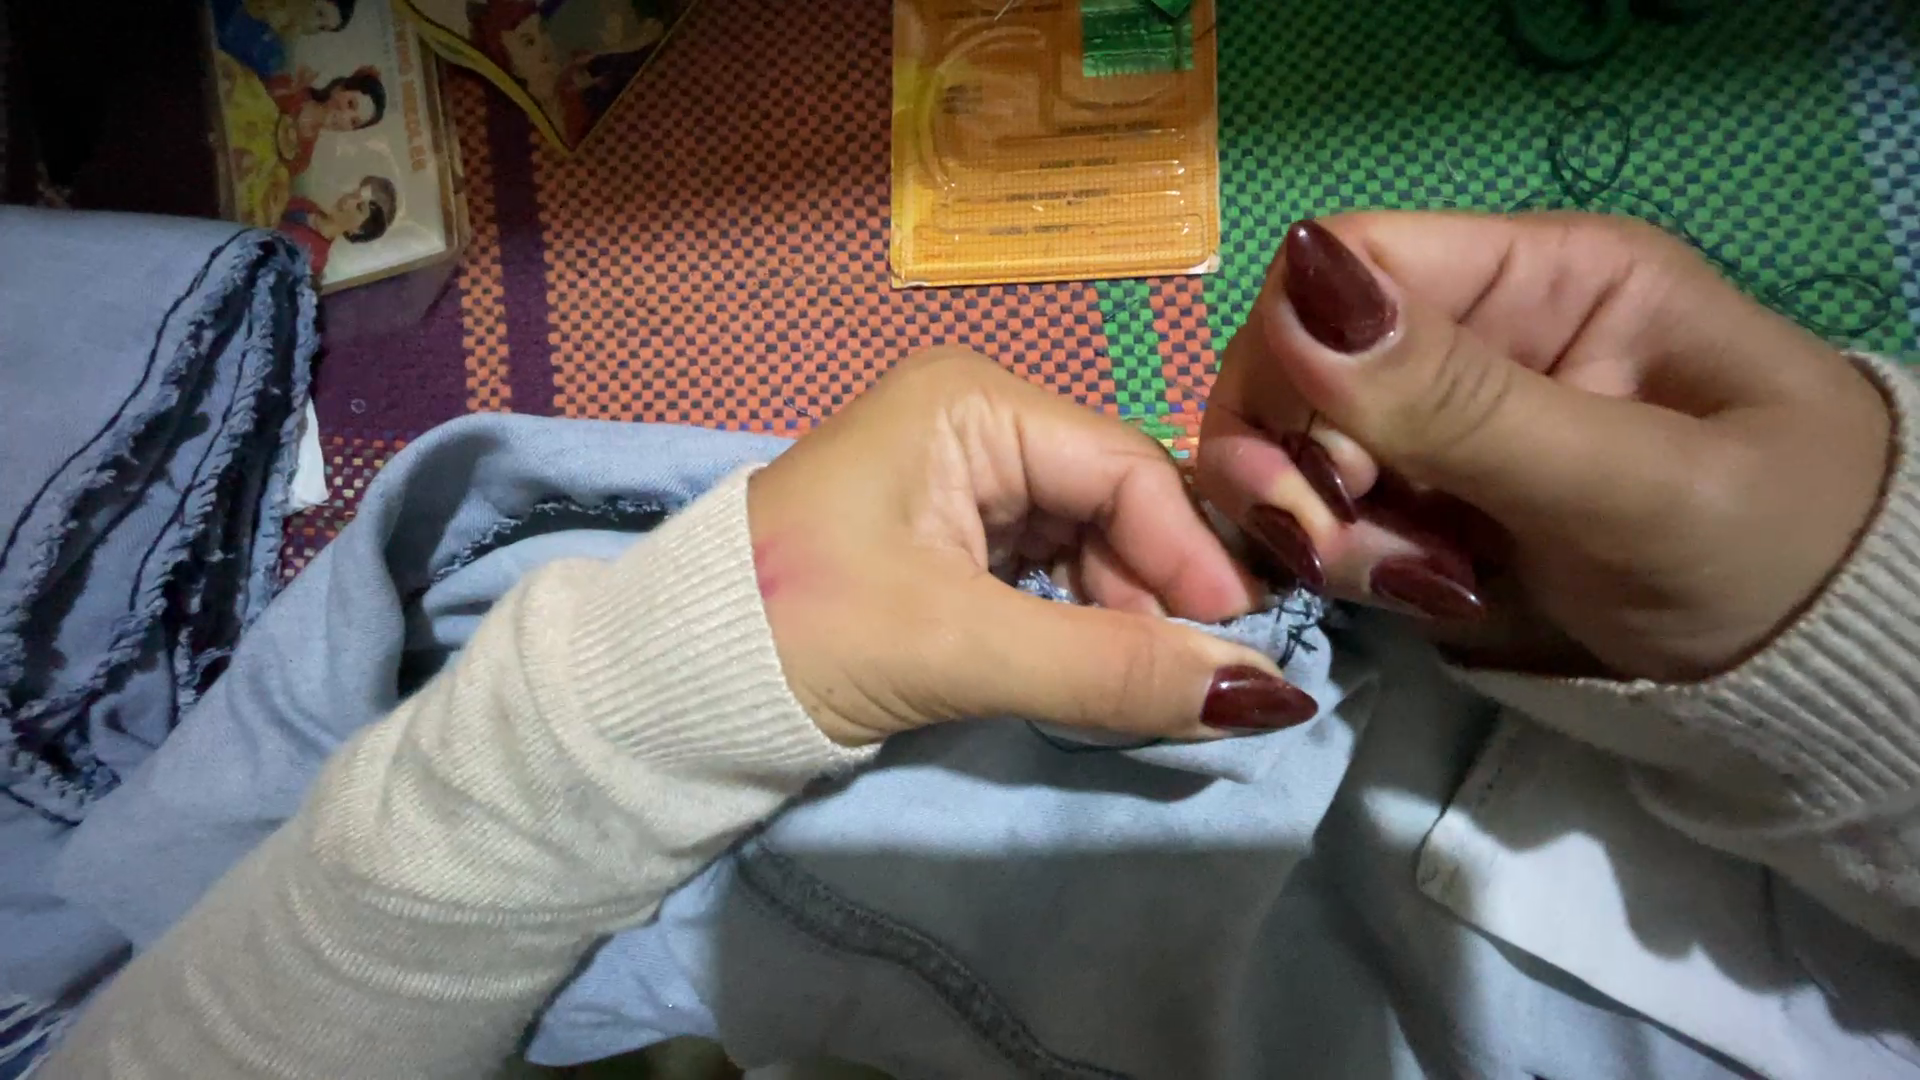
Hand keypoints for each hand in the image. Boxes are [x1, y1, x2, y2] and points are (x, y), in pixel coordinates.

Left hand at [748, 348, 1318, 746]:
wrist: (676, 680)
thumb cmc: (800, 632)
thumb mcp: (956, 646)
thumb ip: (1106, 670)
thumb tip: (1265, 697)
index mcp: (972, 404)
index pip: (1126, 467)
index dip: (1191, 556)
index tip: (1239, 644)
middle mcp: (976, 426)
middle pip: (1112, 504)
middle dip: (1154, 592)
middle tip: (1185, 679)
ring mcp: (963, 481)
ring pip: (1086, 542)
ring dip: (1120, 615)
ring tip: (1136, 686)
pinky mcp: (951, 538)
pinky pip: (1046, 571)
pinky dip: (1077, 622)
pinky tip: (1089, 667)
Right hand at [1196, 212, 1892, 680]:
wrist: (1781, 662)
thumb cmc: (1764, 549)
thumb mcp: (1633, 480)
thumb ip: (1464, 401)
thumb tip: (1300, 303)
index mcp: (1527, 278)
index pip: (1342, 259)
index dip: (1296, 351)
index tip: (1337, 470)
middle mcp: (1443, 337)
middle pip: (1278, 361)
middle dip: (1286, 465)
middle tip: (1338, 548)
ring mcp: (1405, 419)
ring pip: (1272, 444)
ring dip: (1308, 524)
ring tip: (1408, 579)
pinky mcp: (1384, 490)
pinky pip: (1295, 508)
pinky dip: (1325, 557)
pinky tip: (1407, 588)